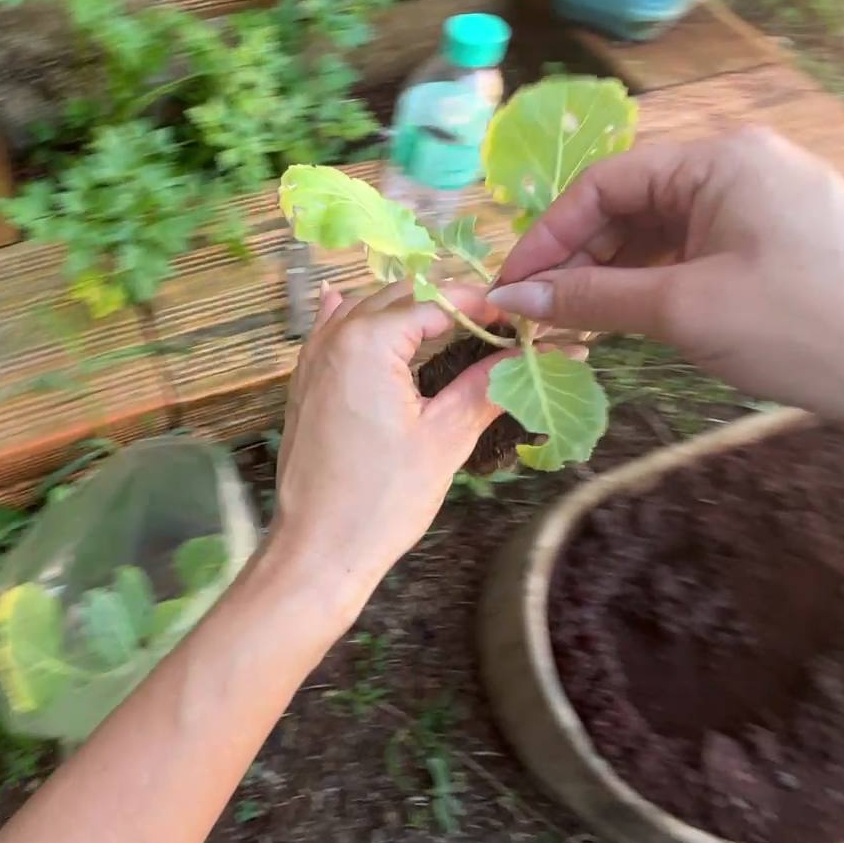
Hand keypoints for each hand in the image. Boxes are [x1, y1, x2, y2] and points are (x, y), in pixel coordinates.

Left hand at [271, 281, 506, 589]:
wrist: (318, 547)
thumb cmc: (382, 499)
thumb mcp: (446, 437)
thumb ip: (489, 384)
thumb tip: (538, 354)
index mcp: (368, 340)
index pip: (438, 300)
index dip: (484, 305)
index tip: (520, 320)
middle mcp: (335, 336)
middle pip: (401, 295)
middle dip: (449, 302)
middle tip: (496, 325)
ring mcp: (313, 356)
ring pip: (365, 307)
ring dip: (406, 307)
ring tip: (452, 320)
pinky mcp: (305, 380)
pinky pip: (330, 329)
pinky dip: (353, 316)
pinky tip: (353, 302)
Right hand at [487, 126, 843, 426]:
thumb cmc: (812, 326)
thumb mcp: (684, 310)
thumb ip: (589, 297)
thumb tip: (513, 296)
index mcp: (718, 158)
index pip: (602, 184)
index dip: (545, 236)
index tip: (509, 286)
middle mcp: (740, 166)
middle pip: (629, 205)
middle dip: (577, 258)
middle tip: (539, 312)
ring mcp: (766, 205)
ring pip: (659, 232)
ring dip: (612, 275)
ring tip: (579, 322)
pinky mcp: (784, 243)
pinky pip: (694, 253)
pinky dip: (654, 285)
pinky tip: (634, 319)